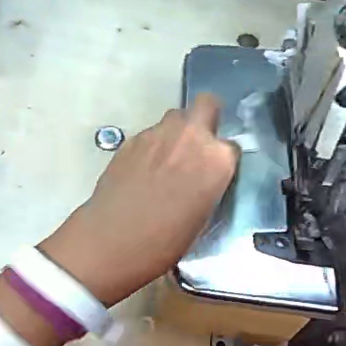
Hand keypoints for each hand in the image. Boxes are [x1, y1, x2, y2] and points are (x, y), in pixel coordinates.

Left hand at [39, 95, 238, 304]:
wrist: (113, 240)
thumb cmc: (165, 241)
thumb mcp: (202, 217)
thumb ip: (208, 185)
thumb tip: (202, 178)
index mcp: (217, 160)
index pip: (231, 146)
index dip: (222, 159)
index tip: (214, 172)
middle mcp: (190, 137)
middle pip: (206, 105)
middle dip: (204, 119)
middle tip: (195, 148)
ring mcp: (158, 134)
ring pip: (174, 118)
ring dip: (175, 133)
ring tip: (166, 162)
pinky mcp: (131, 139)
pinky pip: (149, 135)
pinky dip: (151, 148)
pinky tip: (142, 172)